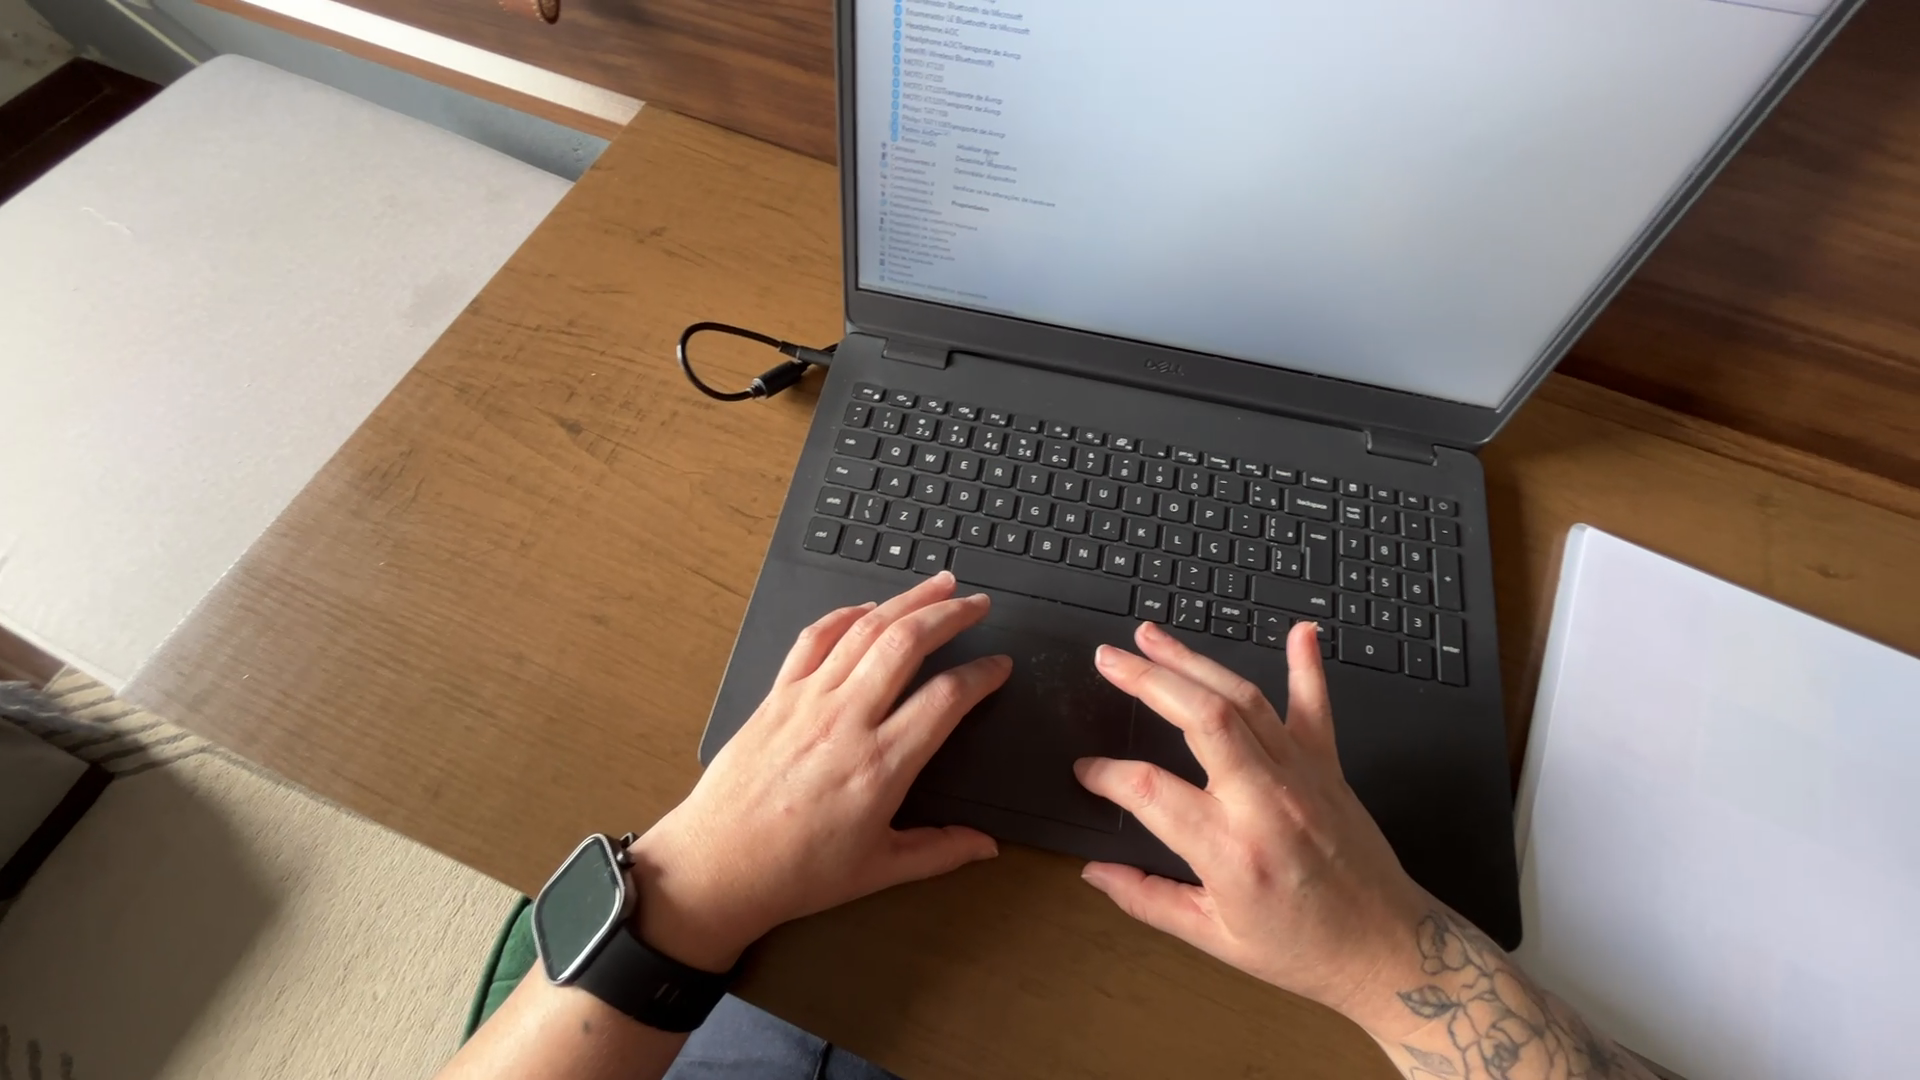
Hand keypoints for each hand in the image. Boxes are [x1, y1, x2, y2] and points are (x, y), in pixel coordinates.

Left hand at [626, 572, 1008, 970]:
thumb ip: (940, 851)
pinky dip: (846, 614)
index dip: (982, 675)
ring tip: (939, 583)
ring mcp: (809, 700)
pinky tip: (868, 608)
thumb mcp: (878, 870)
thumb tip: (988, 846)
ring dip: (908, 599)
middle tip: (977, 604)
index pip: (946, 698)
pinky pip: (814, 638)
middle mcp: (847, 720)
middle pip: (908, 643)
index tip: (1000, 666)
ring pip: (865, 629)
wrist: (714, 868)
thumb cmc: (797, 874)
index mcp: (881, 766)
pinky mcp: (778, 694)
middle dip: (950, 614)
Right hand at [1074, 620, 1429, 1023]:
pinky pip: (1315, 706)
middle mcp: (1267, 802)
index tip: (1085, 771)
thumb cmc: (1303, 950)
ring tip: (1152, 635)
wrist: (1392, 953)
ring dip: (1193, 660)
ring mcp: (1302, 775)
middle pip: (1203, 717)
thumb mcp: (1215, 939)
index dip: (1107, 775)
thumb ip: (1147, 899)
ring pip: (1243, 699)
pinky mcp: (1328, 764)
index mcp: (1233, 851)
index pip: (1151, 791)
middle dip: (1149, 679)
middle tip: (1108, 657)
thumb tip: (1092, 872)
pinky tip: (1299, 632)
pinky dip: (1306, 666)